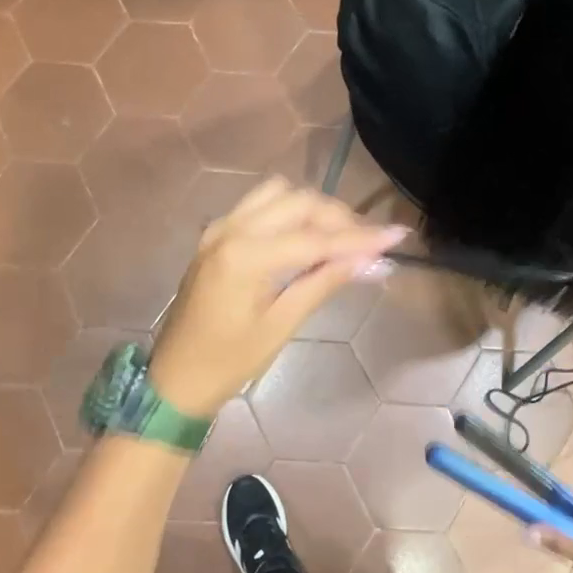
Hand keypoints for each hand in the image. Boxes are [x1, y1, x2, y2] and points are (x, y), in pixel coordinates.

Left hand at [148, 177, 406, 417]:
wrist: (175, 378)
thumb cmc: (229, 361)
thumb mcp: (282, 325)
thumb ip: (325, 283)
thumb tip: (374, 262)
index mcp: (246, 256)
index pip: (316, 237)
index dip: (360, 237)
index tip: (397, 236)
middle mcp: (231, 229)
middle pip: (299, 201)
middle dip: (339, 217)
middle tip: (369, 244)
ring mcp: (219, 228)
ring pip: (279, 194)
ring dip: (314, 209)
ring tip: (340, 238)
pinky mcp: (216, 234)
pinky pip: (259, 205)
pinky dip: (289, 212)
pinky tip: (307, 237)